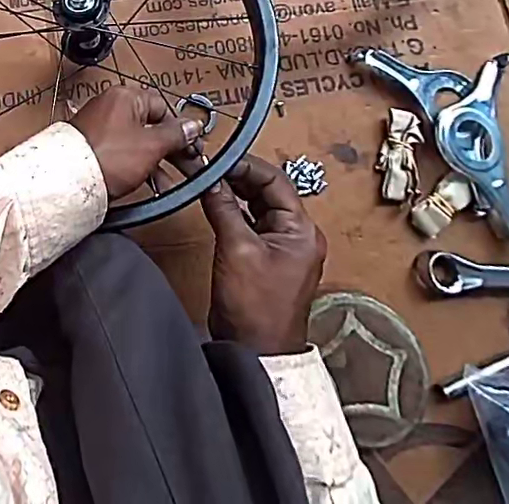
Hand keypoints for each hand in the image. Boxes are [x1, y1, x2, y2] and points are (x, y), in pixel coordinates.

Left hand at [68, 84, 201, 199]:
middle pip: (152, 125)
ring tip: (173, 184)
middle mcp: (111, 107)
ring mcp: (101, 126)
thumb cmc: (105, 157)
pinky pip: (124, 153)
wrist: (70, 181)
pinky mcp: (94, 146)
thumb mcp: (151, 145)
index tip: (194, 146)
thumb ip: (175, 135)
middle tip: (191, 166)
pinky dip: (140, 166)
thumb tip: (192, 126)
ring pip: (139, 142)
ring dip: (159, 163)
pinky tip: (152, 185)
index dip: (181, 128)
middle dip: (173, 149)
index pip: (163, 106)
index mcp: (125, 97)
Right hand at [200, 155, 325, 354]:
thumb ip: (222, 207)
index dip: (245, 166)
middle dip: (237, 175)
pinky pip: (249, 218)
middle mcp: (296, 234)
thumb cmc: (257, 307)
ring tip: (206, 179)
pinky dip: (231, 207)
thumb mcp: (236, 248)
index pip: (275, 181)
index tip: (218, 159)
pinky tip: (212, 201)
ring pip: (256, 203)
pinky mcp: (264, 253)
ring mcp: (281, 244)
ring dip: (232, 190)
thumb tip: (209, 178)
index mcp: (301, 230)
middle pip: (266, 190)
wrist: (256, 349)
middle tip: (207, 166)